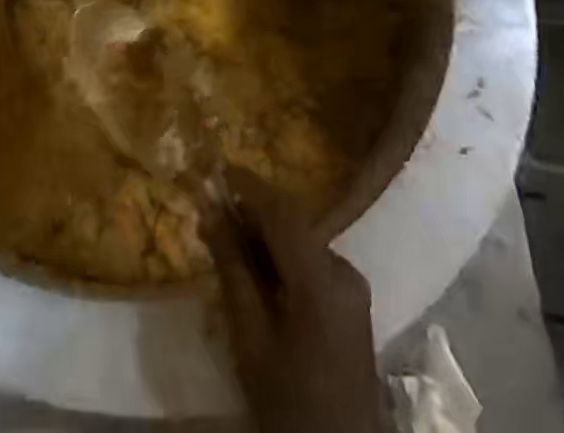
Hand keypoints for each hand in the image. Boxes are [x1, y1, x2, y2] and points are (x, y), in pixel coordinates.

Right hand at [204, 169, 385, 432]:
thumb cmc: (286, 395)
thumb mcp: (249, 335)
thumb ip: (232, 268)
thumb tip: (210, 211)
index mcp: (321, 278)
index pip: (282, 212)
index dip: (250, 185)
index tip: (219, 167)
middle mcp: (344, 271)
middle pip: (293, 224)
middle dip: (253, 210)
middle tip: (213, 208)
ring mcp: (353, 286)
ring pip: (302, 241)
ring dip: (266, 233)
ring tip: (228, 237)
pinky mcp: (352, 301)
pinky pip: (312, 260)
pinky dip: (283, 254)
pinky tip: (257, 268)